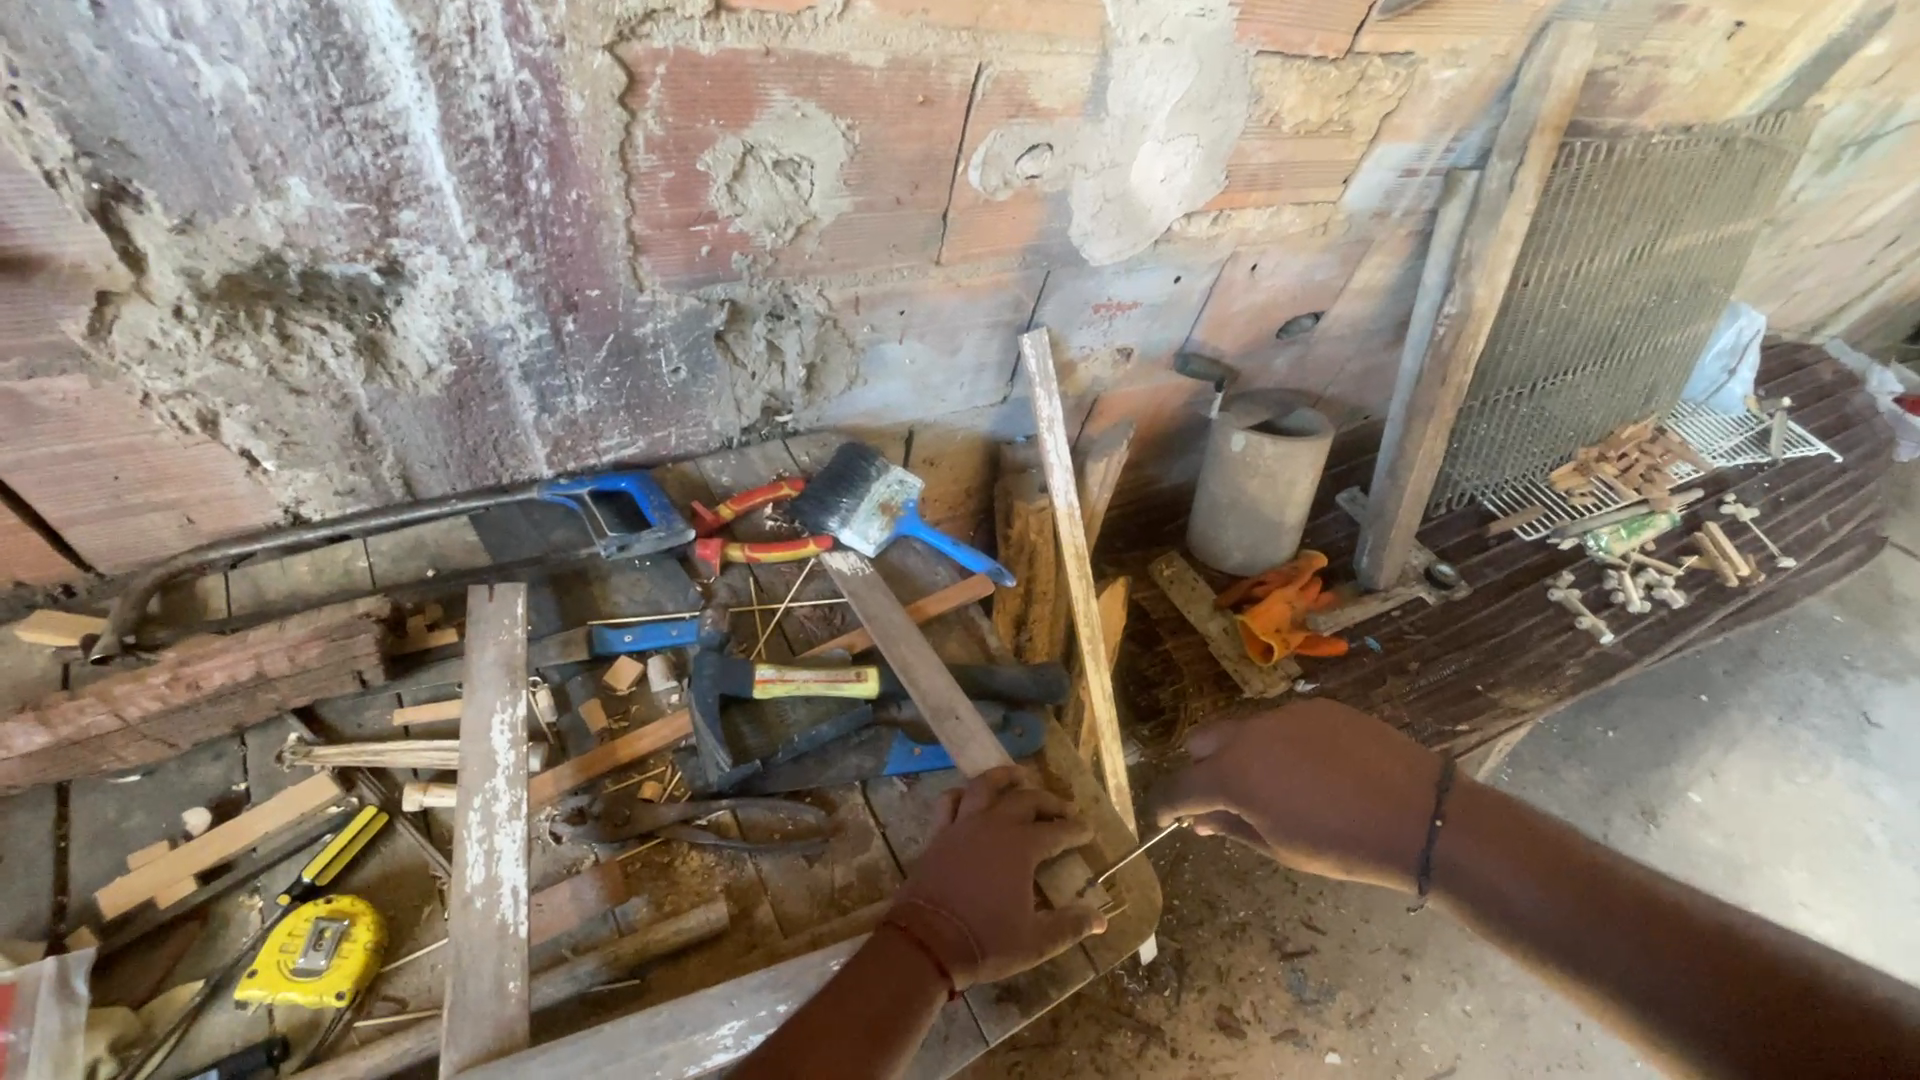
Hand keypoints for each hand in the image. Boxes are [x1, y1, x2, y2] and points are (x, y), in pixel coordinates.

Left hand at [886, 767, 1108, 990]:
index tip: (1088, 830)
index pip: (1056, 831)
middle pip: (1026, 801)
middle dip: (1049, 801)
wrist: (927, 942)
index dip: (1075, 830)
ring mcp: (963, 826)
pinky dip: (962, 793)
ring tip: (1019, 775)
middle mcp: (994, 826)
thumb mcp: (1035, 942)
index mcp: (1021, 848)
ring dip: (1004, 778)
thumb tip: (1101, 920)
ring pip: (985, 787)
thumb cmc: (985, 941)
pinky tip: (969, 795)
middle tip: (1064, 807)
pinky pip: (949, 802)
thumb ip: (1069, 927)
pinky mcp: (939, 834)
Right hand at [1148, 699, 1447, 892]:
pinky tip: (1314, 770)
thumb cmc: (1342, 845)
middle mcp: (1247, 734)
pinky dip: (1281, 744)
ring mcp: (1284, 714)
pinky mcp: (1318, 706)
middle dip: (1201, 769)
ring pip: (1243, 729)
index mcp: (1231, 774)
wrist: (1421, 815)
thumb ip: (1231, 827)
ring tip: (1275, 785)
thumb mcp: (1280, 848)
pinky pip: (1283, 722)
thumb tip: (1199, 820)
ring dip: (1242, 755)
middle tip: (1222, 799)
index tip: (1164, 817)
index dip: (1165, 805)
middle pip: (1202, 743)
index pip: (1178, 787)